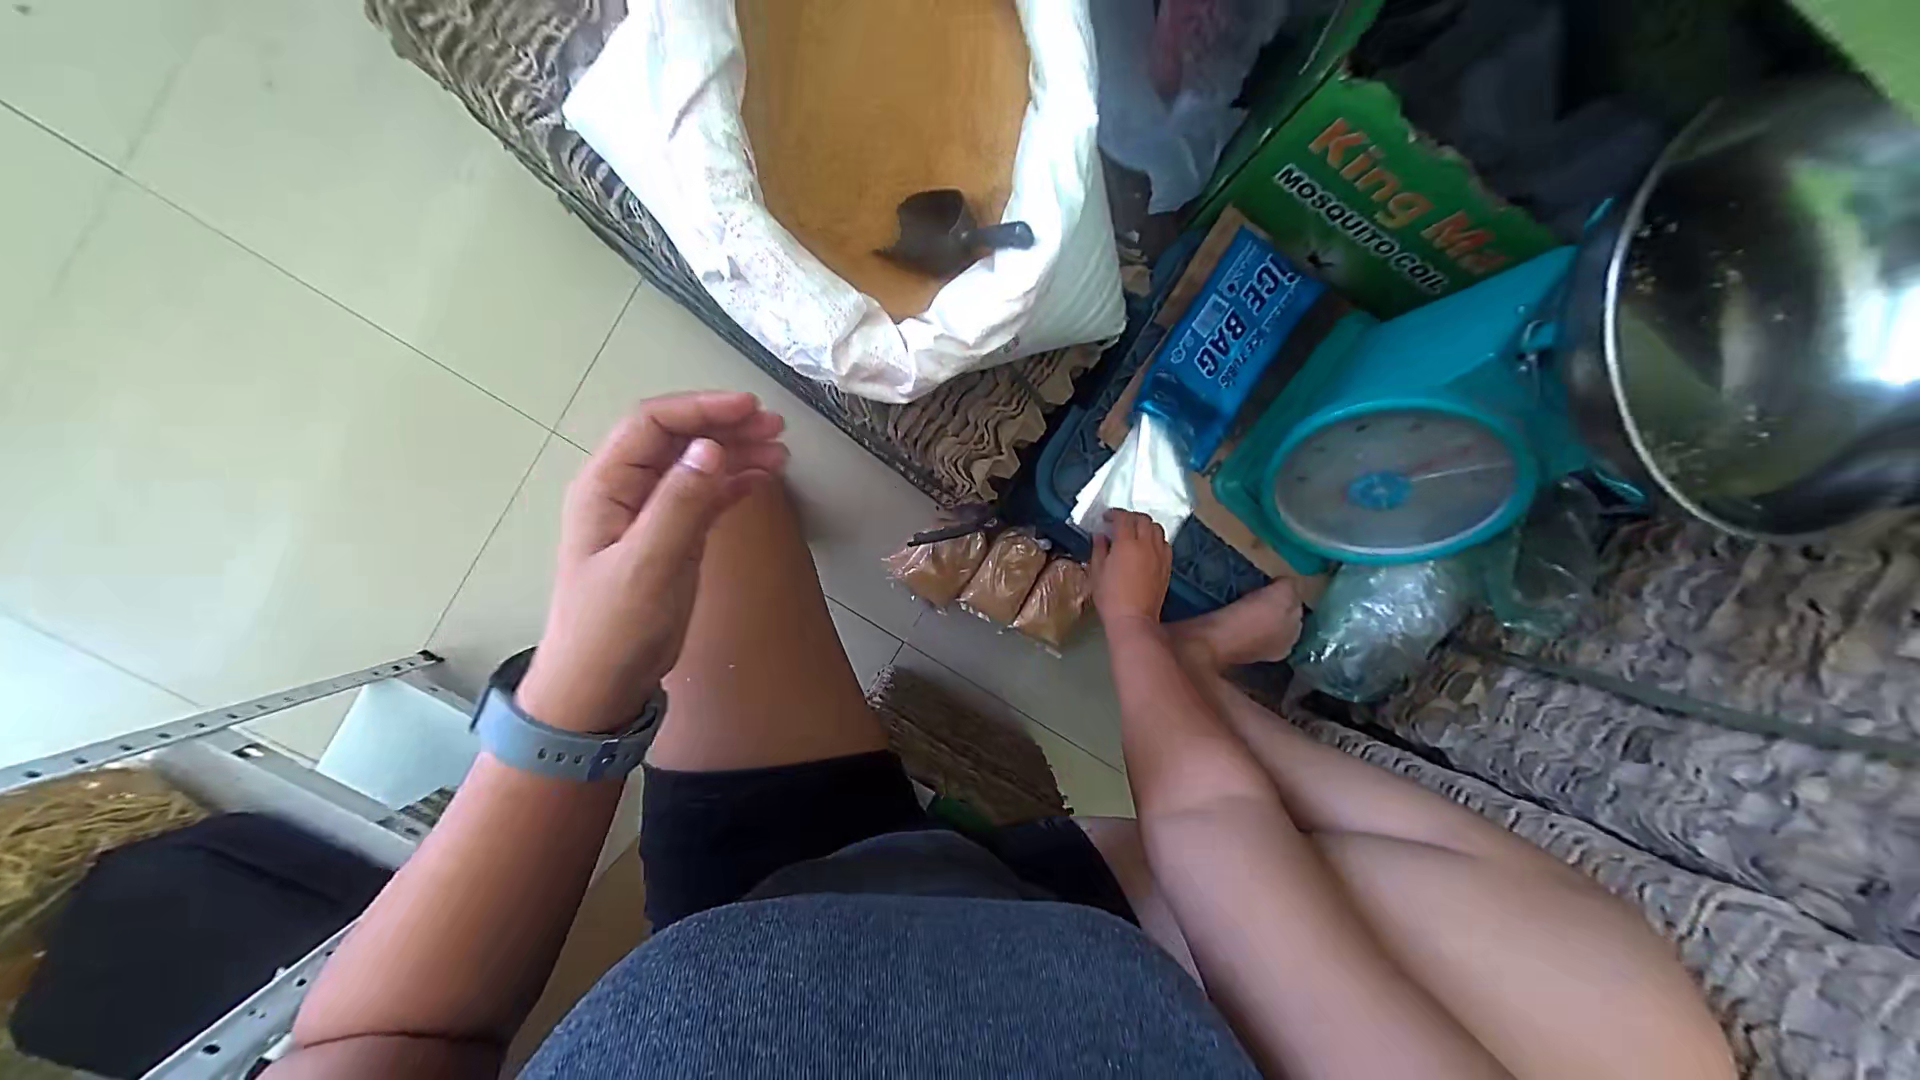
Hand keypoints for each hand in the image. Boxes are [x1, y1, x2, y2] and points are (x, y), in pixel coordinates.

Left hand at [516, 391, 788, 732]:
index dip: (701, 409)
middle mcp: (629, 491)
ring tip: (780, 449)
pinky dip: (736, 483)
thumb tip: (712, 449)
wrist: (603, 683)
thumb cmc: (613, 626)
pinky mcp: (675, 537)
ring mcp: (654, 514)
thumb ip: (679, 504)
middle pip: (679, 439)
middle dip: (726, 426)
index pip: (652, 425)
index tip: (749, 409)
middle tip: (775, 426)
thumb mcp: (646, 564)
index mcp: (607, 486)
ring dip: (737, 452)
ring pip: (697, 466)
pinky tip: (764, 478)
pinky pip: (707, 496)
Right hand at [1090, 510, 1172, 626]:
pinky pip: (1165, 544)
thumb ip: (1099, 549)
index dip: (1114, 514)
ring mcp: (1160, 555)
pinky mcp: (1167, 566)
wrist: (1133, 618)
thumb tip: (1100, 536)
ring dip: (1145, 526)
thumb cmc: (1110, 597)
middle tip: (1120, 523)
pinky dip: (1156, 539)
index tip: (1106, 518)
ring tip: (1135, 532)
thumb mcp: (1097, 572)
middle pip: (1143, 520)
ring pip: (1157, 529)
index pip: (1123, 518)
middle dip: (1131, 517)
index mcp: (1127, 544)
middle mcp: (1146, 545)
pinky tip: (1148, 547)